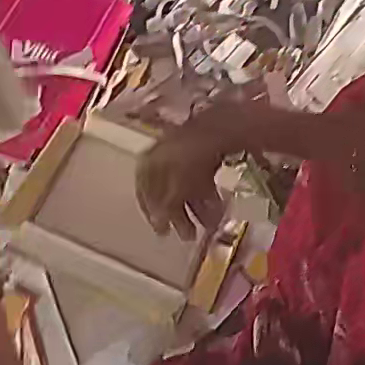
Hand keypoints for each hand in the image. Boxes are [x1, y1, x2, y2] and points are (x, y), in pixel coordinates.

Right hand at [135, 109, 241, 242]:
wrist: (218, 128)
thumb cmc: (188, 159)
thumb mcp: (173, 188)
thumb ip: (165, 206)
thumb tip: (158, 222)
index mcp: (149, 162)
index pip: (146, 193)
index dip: (153, 213)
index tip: (162, 231)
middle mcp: (164, 156)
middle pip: (169, 191)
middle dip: (180, 215)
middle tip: (189, 236)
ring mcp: (187, 153)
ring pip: (189, 186)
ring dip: (198, 209)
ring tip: (210, 227)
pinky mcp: (208, 152)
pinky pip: (205, 178)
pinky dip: (209, 195)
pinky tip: (218, 210)